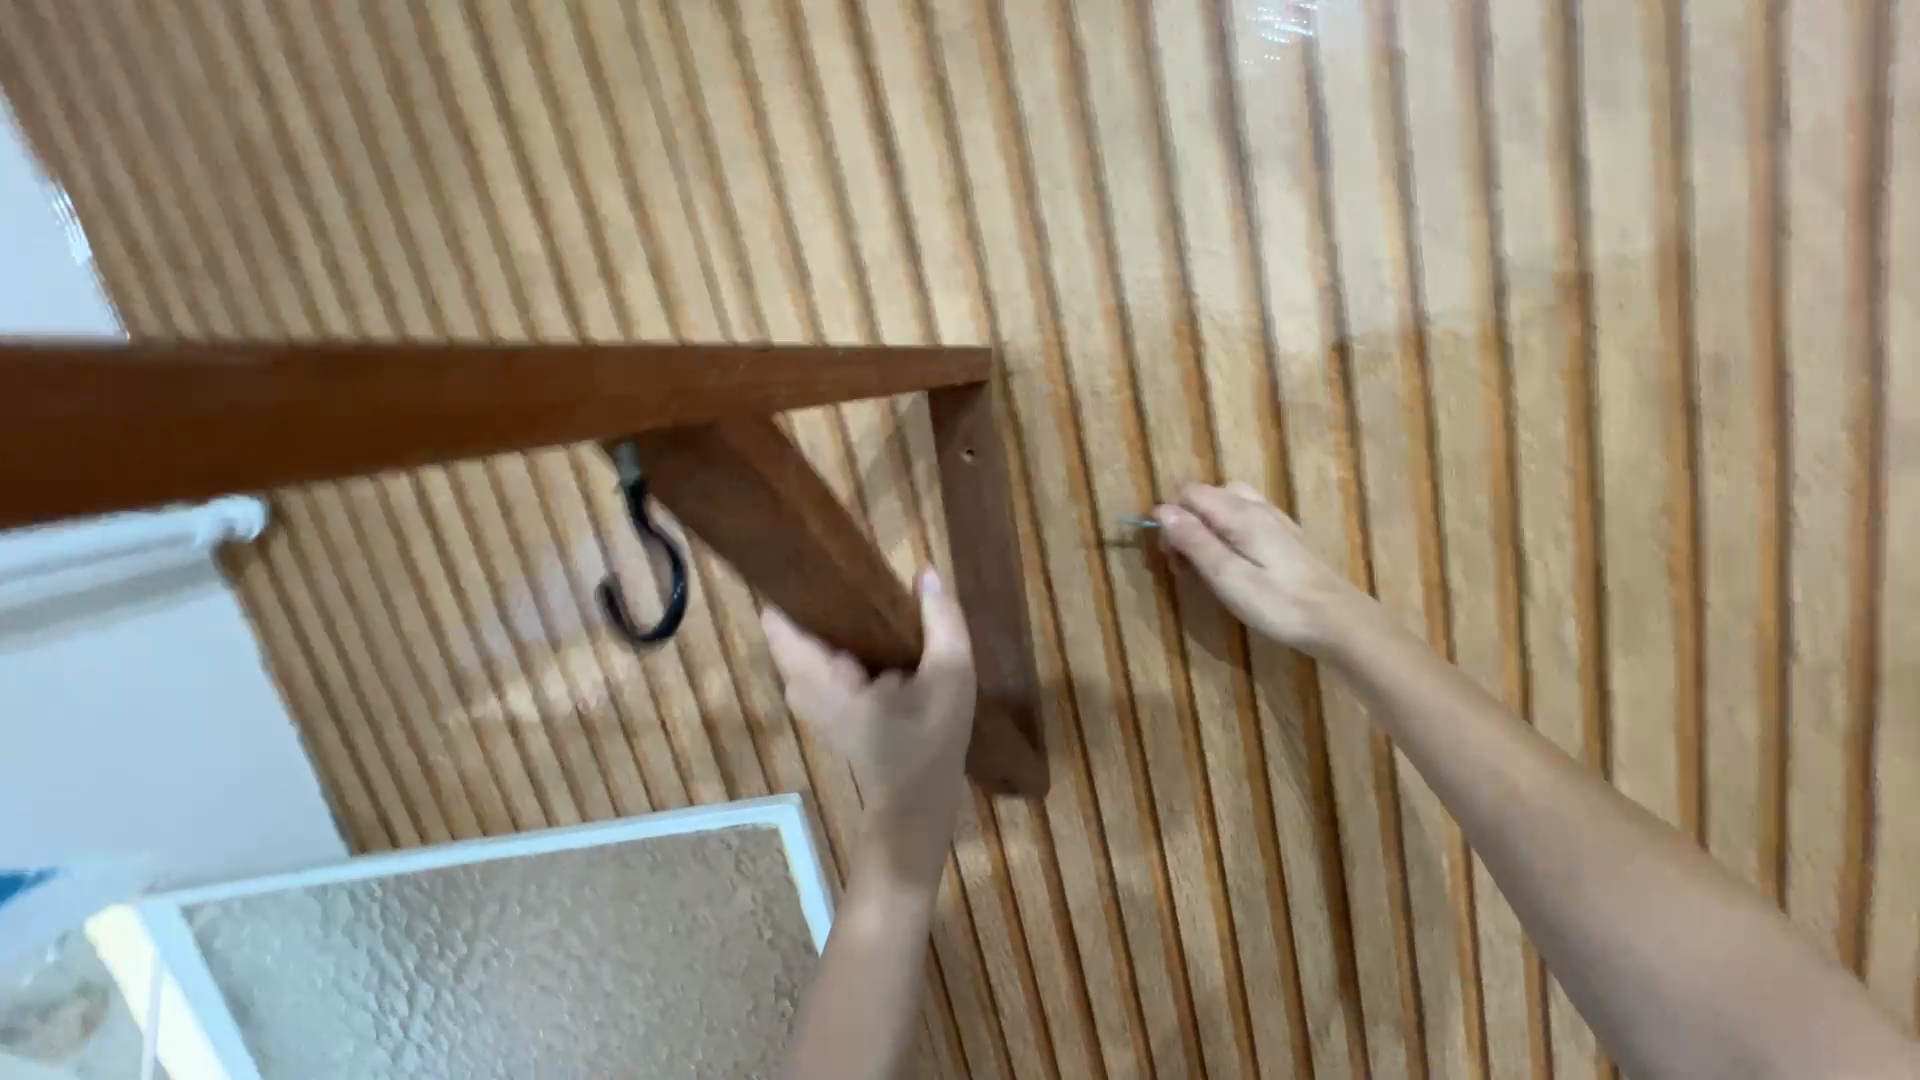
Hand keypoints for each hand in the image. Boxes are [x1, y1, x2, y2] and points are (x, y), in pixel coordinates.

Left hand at [761, 569, 976, 814]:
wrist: (920, 802)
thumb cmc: (933, 741)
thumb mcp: (951, 678)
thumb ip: (942, 622)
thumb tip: (926, 571)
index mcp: (827, 685)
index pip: (781, 630)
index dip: (789, 593)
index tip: (810, 562)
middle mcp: (807, 693)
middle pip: (786, 636)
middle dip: (807, 604)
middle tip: (839, 572)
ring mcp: (812, 705)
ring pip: (798, 652)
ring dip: (816, 625)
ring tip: (848, 595)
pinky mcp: (824, 710)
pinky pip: (810, 666)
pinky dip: (823, 645)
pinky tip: (857, 630)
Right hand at [1154, 481, 1367, 651]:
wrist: (1339, 621)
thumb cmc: (1280, 604)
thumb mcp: (1228, 577)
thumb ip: (1194, 541)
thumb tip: (1162, 510)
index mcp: (1240, 514)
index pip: (1190, 492)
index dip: (1170, 517)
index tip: (1170, 554)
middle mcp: (1257, 508)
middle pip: (1207, 495)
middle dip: (1186, 522)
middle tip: (1185, 566)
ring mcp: (1274, 520)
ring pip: (1227, 505)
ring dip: (1206, 527)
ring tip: (1205, 564)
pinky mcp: (1285, 536)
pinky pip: (1245, 518)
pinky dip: (1227, 533)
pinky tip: (1233, 562)